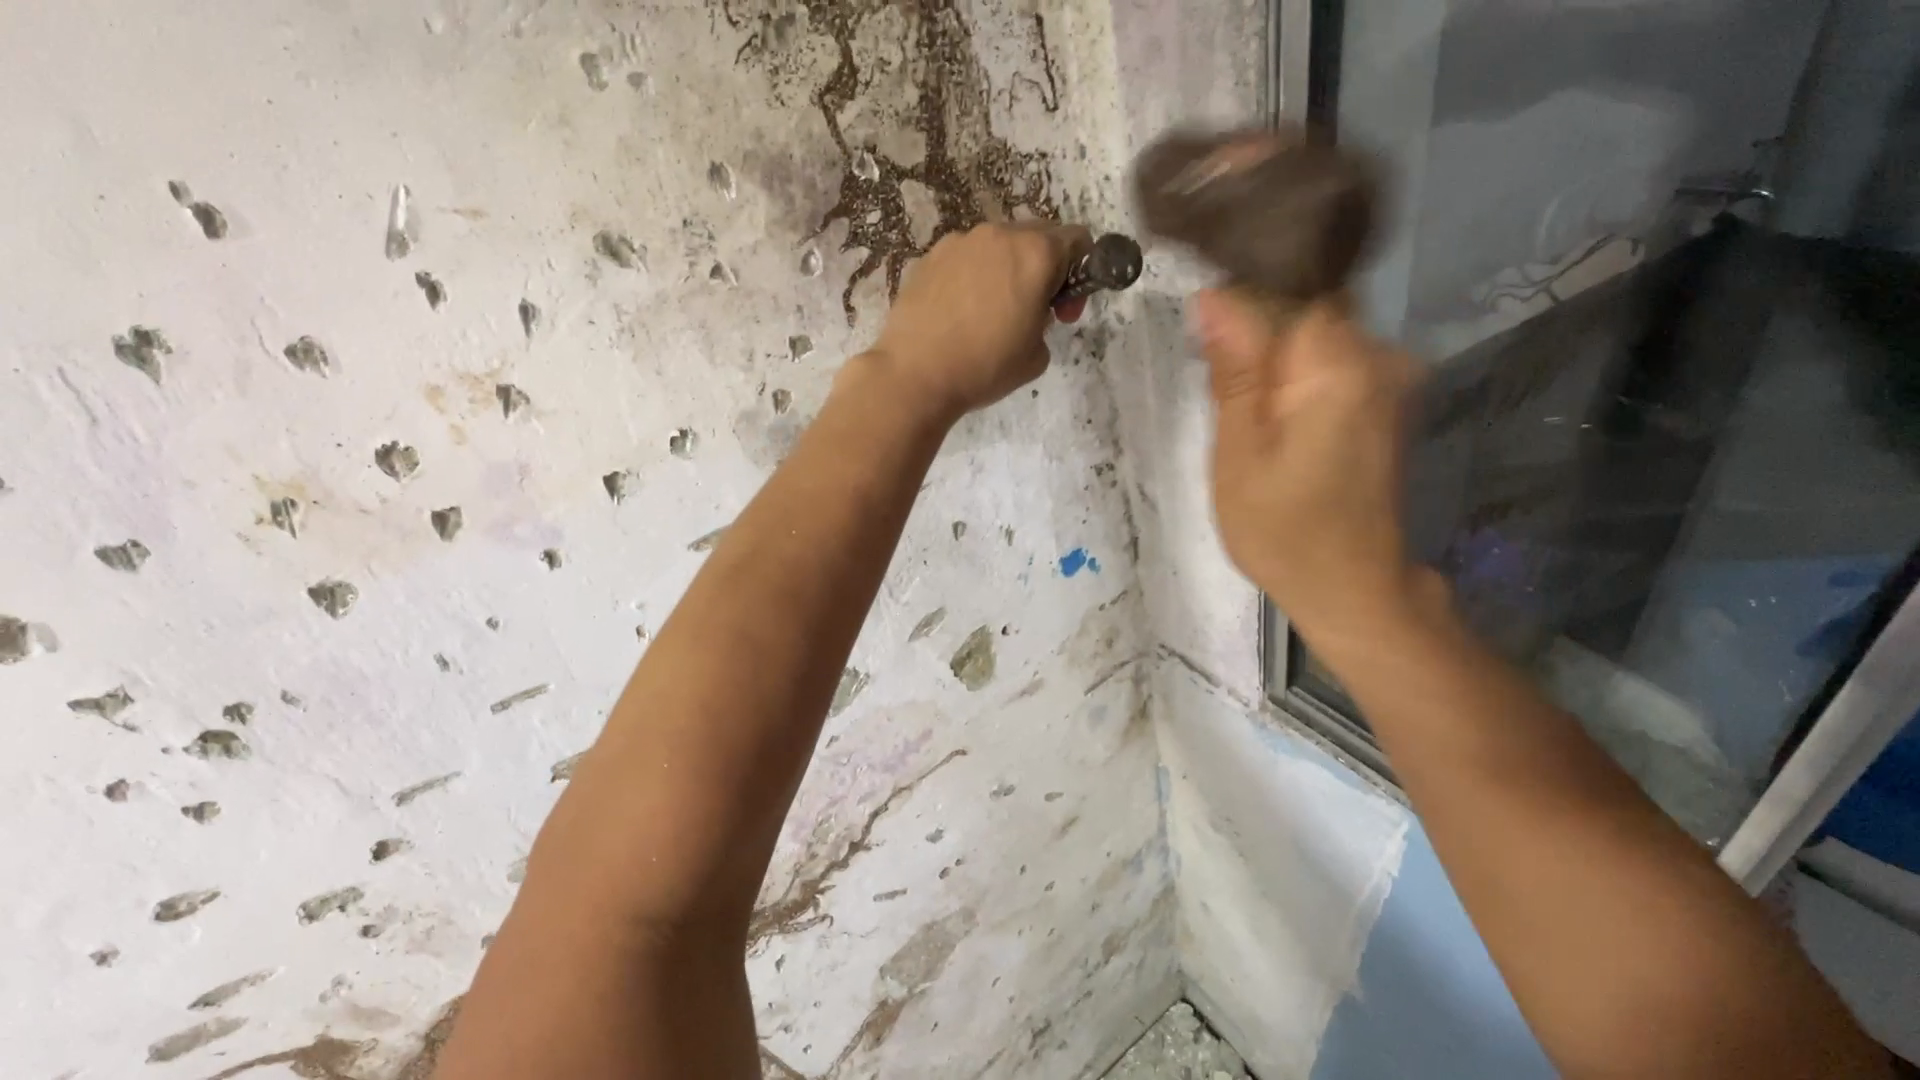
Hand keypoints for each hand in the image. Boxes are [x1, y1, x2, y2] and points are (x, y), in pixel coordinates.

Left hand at [863, 222, 1090, 418]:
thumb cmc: (985, 367)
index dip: (1080, 275)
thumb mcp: (1037, 355)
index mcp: (1035, 254)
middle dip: (1044, 268)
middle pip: (1037, 237)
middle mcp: (999, 235)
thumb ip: (1045, 320)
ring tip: (989, 313)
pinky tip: (958, 313)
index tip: (1062, 311)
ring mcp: (960, 242)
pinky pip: (965, 258)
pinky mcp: (930, 256)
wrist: (915, 375)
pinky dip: (972, 276)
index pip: (1077, 240)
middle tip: (1032, 311)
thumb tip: (1029, 311)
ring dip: (1006, 270)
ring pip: (998, 246)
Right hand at [1191, 288, 1431, 645]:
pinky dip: (1300, 381)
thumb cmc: (1284, 532)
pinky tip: (1278, 425)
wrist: (1354, 590)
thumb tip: (1213, 298)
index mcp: (1340, 365)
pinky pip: (1334, 365)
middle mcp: (1379, 358)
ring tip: (1248, 418)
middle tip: (1226, 398)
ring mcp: (1391, 380)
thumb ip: (1235, 371)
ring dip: (1276, 364)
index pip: (1285, 290)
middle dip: (1258, 341)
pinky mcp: (1389, 401)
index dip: (1241, 309)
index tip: (1211, 348)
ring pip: (1316, 339)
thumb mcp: (1240, 454)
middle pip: (1304, 311)